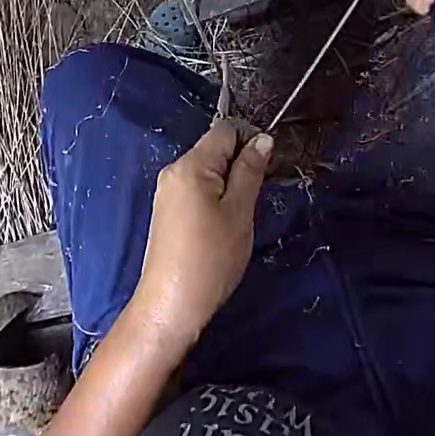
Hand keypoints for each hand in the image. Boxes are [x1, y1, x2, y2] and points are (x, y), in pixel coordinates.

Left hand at [124, 120, 273, 353]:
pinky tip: (221, 224)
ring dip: (229, 183)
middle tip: (255, 198)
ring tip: (240, 215)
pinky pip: (196, 187)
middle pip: (215, 148)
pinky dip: (214, 196)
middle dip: (240, 164)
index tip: (267, 167)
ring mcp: (167, 190)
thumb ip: (250, 170)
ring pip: (207, 170)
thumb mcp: (239, 211)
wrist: (171, 305)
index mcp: (190, 164)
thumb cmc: (211, 258)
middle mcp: (174, 169)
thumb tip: (262, 138)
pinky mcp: (167, 209)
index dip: (250, 139)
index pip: (225, 129)